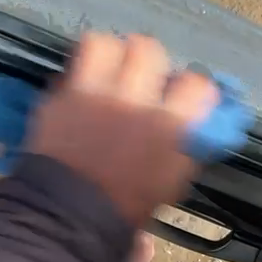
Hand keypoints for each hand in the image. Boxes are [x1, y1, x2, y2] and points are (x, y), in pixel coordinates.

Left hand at [24, 33, 218, 226]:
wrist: (65, 218)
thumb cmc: (120, 212)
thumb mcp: (165, 188)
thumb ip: (179, 154)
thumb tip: (185, 141)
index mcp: (170, 127)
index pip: (198, 85)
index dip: (193, 88)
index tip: (185, 96)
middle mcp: (137, 101)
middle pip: (150, 50)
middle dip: (148, 62)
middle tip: (142, 79)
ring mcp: (96, 93)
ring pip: (109, 44)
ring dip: (110, 55)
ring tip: (107, 73)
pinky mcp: (63, 96)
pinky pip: (74, 65)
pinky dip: (79, 72)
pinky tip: (81, 88)